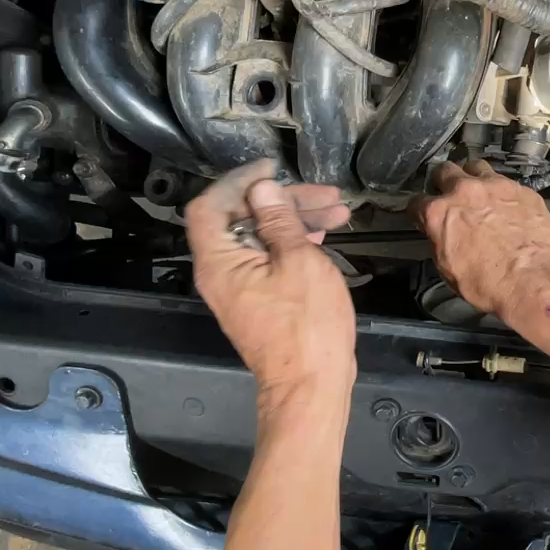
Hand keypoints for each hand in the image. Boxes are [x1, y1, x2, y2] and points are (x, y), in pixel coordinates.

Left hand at [184, 159, 356, 425]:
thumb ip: (279, 221)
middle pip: (242, 219)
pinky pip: (270, 258)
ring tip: (339, 212)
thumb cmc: (307, 323)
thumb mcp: (299, 261)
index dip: (239, 181)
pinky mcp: (261, 299)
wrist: (311, 382)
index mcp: (220, 261)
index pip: (210, 206)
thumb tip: (262, 189)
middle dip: (284, 200)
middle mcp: (222, 272)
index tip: (273, 168)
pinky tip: (324, 234)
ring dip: (297, 219)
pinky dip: (295, 242)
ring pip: (261, 238)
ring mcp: (241, 287)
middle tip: (326, 194)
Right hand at [411, 160, 549, 329]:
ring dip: (474, 178)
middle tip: (449, 193)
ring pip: (477, 167)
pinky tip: (508, 206)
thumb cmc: (491, 282)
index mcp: (440, 213)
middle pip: (445, 171)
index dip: (419, 210)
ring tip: (479, 193)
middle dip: (444, 180)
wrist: (533, 279)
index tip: (424, 214)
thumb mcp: (449, 269)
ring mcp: (496, 186)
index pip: (417, 202)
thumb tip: (443, 235)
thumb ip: (441, 241)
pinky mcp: (522, 190)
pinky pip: (507, 182)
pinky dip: (503, 191)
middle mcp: (465, 192)